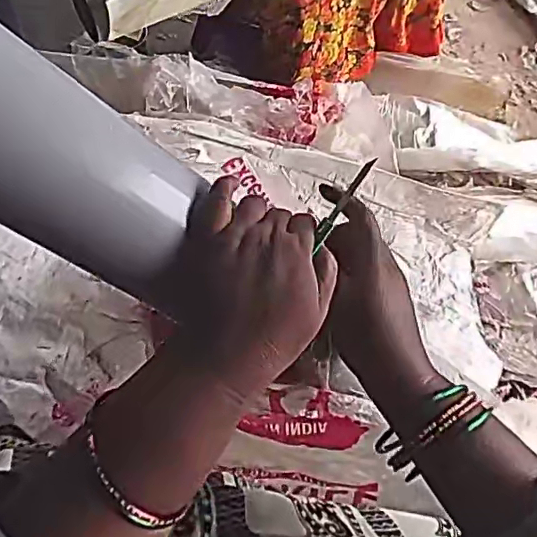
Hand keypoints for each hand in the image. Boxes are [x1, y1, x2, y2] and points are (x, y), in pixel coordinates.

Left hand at [176, 176, 338, 405]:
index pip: (304, 223)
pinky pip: (217, 201)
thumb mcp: (318, 311)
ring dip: (256, 210)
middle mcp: (268, 236)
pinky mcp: (210, 239)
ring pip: (253, 204)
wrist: (231, 351)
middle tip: (273, 244)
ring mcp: (237, 235)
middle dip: (279, 225)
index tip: (297, 241)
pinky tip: (230, 185)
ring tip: (254, 226)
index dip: (301, 233)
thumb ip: (326, 274)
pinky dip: (224, 188)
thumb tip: (325, 252)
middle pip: (278, 213)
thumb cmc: (273, 338)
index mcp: (297, 251)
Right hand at [319, 186, 441, 414]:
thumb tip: (316, 244)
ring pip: (360, 254)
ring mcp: (390, 281)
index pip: (359, 215)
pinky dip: (346, 271)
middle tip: (304, 245)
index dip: (341, 199)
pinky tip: (328, 291)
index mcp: (372, 256)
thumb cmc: (364, 334)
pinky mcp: (391, 297)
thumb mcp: (334, 296)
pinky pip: (365, 271)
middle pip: (356, 234)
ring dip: (337, 255)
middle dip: (330, 234)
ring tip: (311, 270)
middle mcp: (384, 263)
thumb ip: (325, 265)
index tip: (322, 192)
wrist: (398, 374)